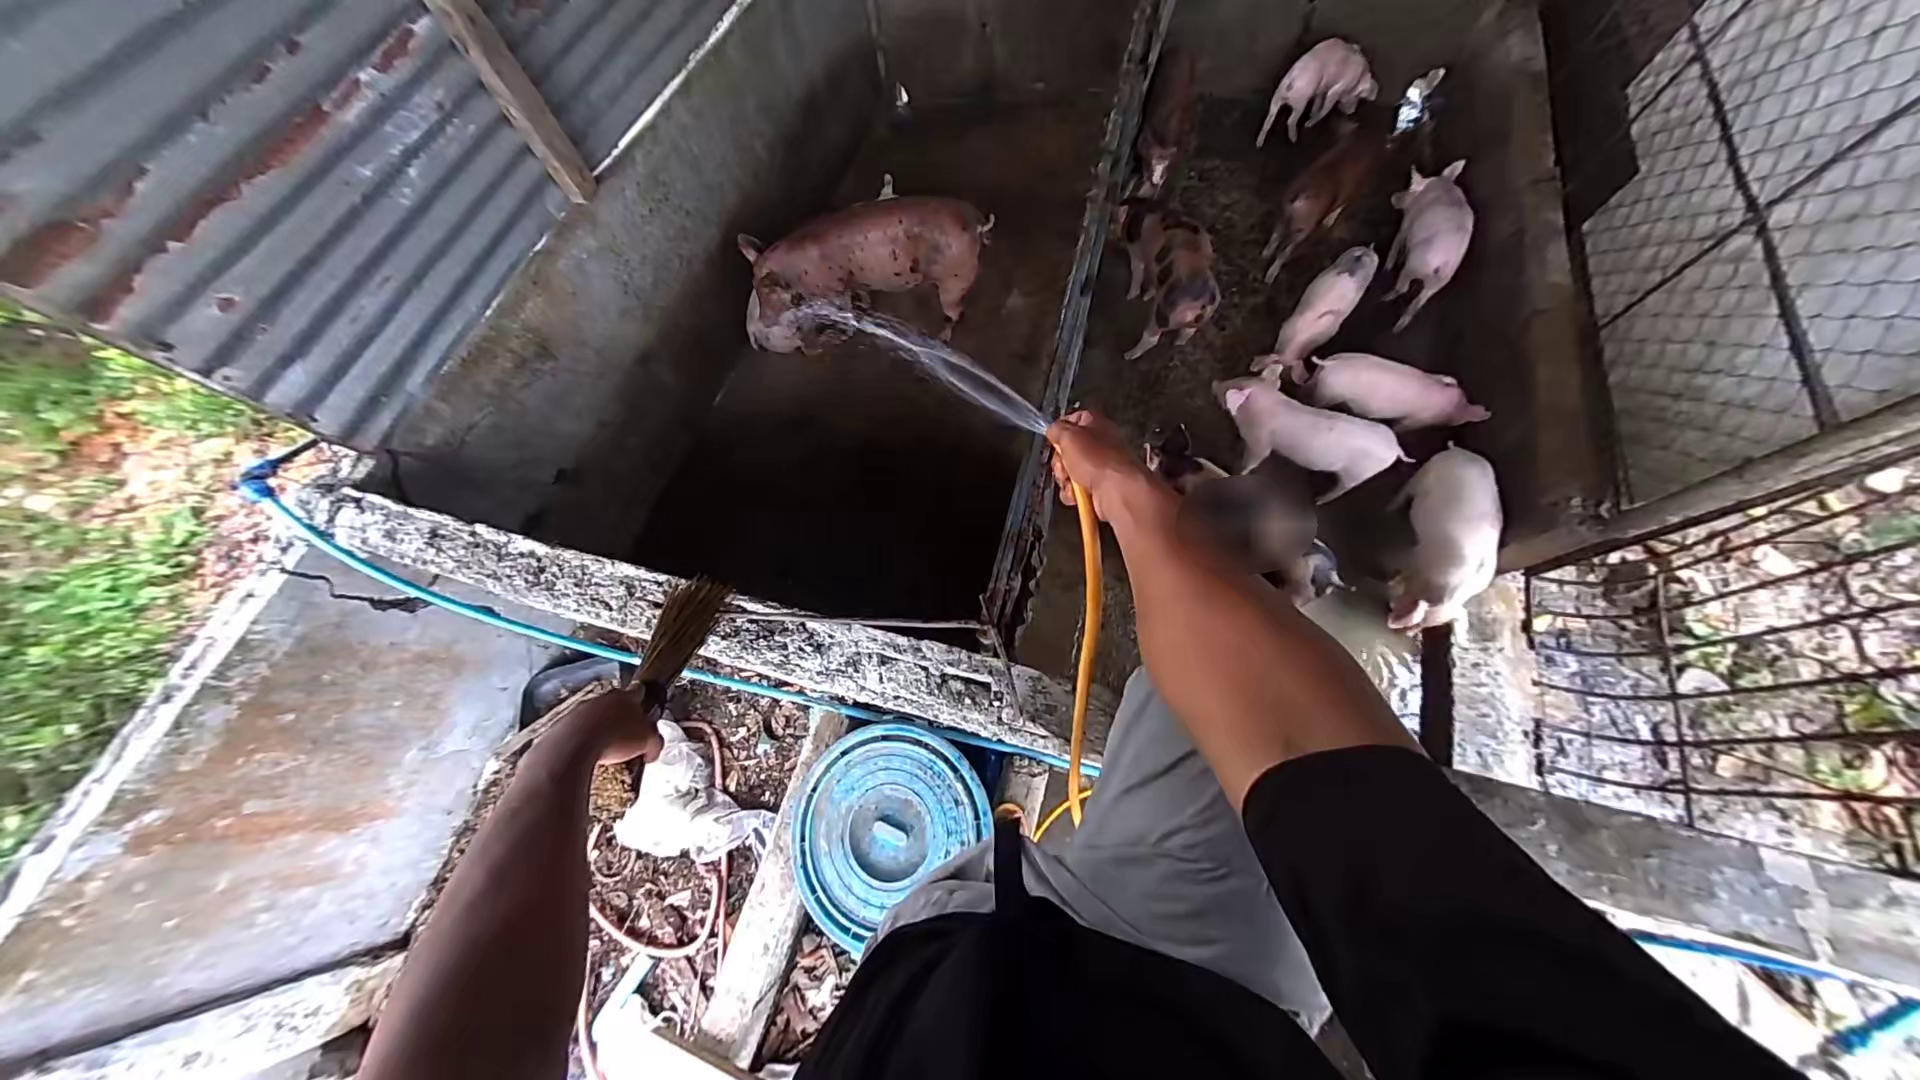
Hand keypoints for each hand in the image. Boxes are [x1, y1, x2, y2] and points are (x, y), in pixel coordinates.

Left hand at [570, 684, 665, 764]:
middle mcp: (602, 699)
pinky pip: (575, 732)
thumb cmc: (613, 739)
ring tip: (606, 750)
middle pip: (615, 703)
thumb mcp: (648, 741)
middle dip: (621, 717)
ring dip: (600, 729)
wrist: (572, 750)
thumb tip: (652, 749)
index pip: (639, 690)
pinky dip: (581, 741)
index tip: (645, 709)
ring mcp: (579, 711)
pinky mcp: (561, 727)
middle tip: (628, 736)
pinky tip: (587, 756)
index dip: (644, 699)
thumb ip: (654, 741)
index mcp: (626, 696)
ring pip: (594, 717)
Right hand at [1047, 410, 1165, 522]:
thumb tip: (1053, 430)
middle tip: (1064, 464)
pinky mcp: (1098, 489)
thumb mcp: (1069, 436)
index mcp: (1097, 425)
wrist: (1117, 492)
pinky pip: (1075, 490)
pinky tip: (1078, 494)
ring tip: (1073, 480)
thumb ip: (1057, 429)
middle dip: (1060, 460)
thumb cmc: (1100, 461)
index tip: (1054, 437)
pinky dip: (1072, 494)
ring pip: (1069, 472)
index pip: (1075, 420)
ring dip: (1065, 479)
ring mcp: (1099, 469)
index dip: (1061, 430)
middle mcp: (1100, 446)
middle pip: (1068, 451)